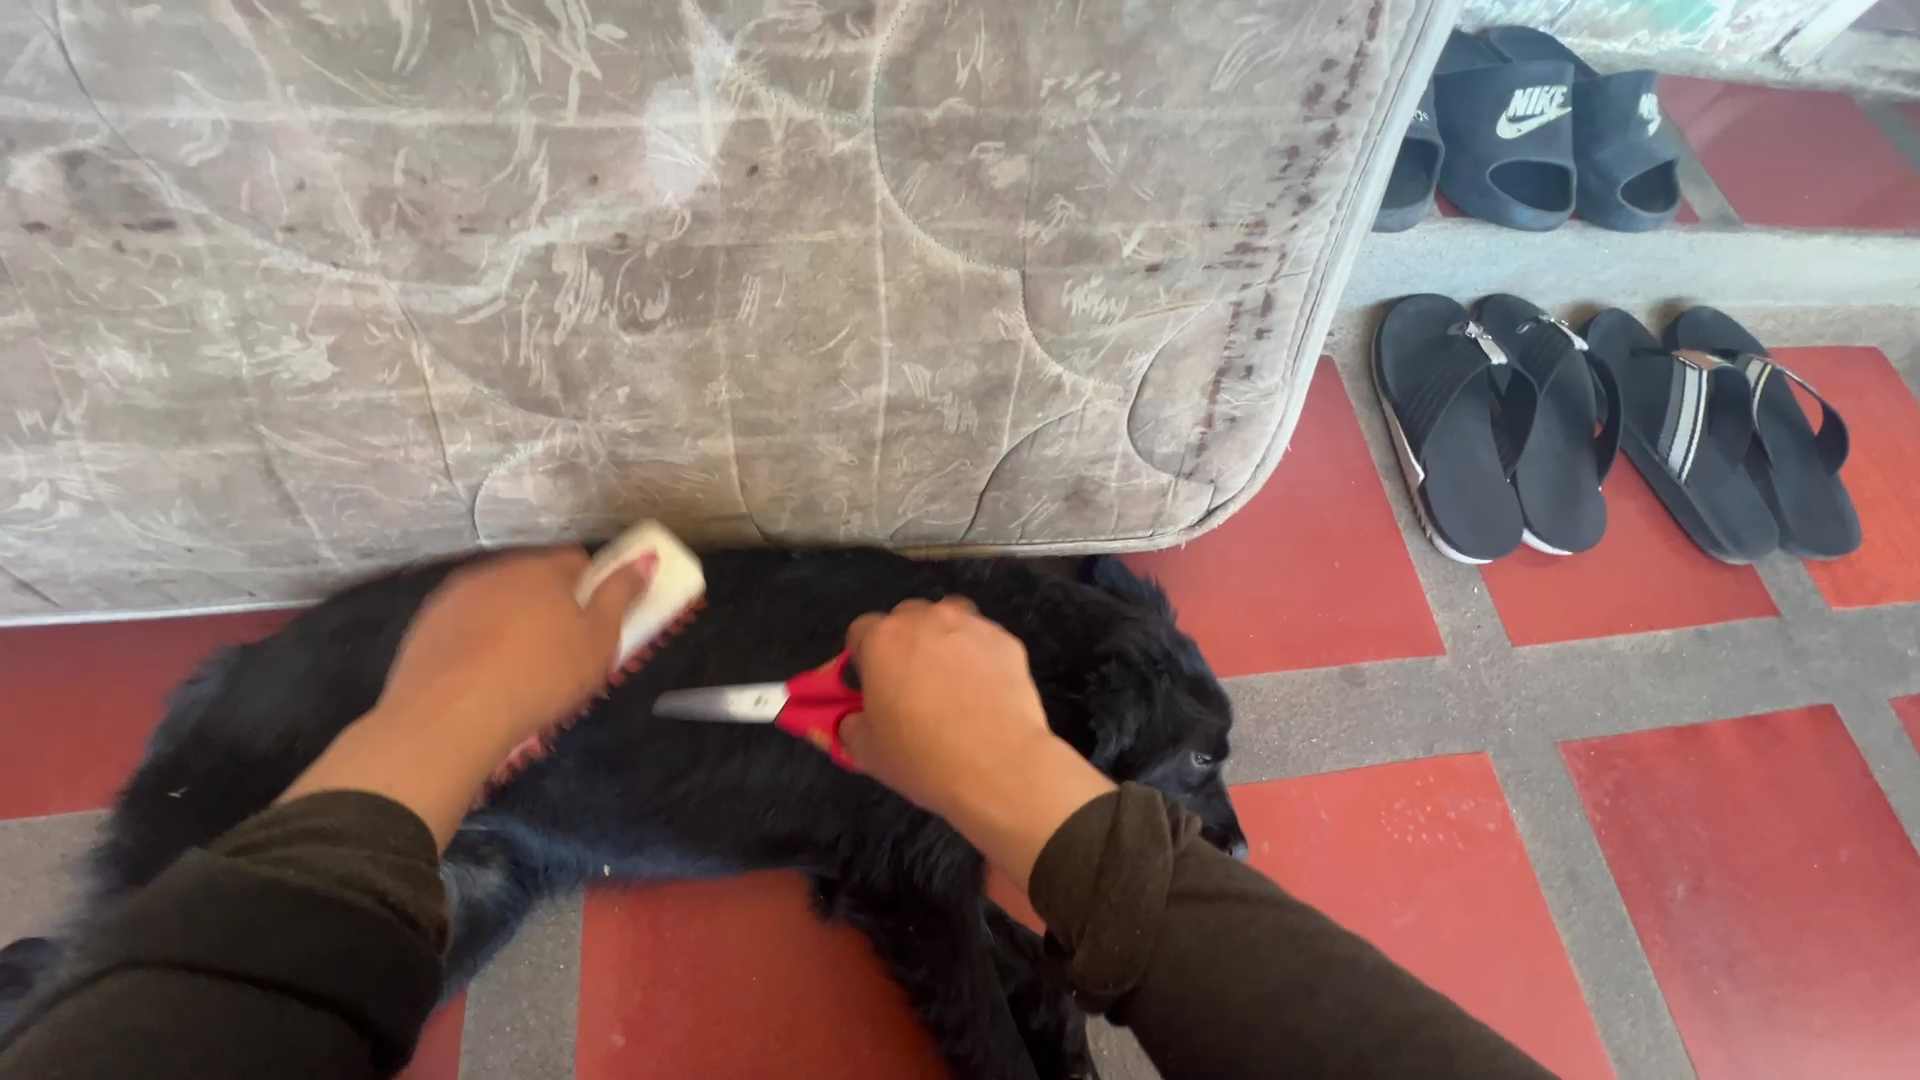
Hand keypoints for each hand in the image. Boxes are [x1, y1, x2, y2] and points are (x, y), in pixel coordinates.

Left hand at [279, 547, 652, 847]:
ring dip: (514, 621)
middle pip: (535, 579)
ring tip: (523, 667)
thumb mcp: (599, 638)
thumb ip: (622, 594)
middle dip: (552, 603)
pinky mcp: (424, 629)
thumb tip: (646, 558)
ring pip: (498, 601)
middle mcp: (494, 572)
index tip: (597, 620)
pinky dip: (480, 641)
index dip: (594, 587)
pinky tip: (486, 677)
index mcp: (540, 569)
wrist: (450, 719)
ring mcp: (452, 599)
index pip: (578, 560)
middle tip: (566, 647)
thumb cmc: (542, 675)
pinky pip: (466, 625)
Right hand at [841, 598, 1113, 888]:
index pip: (861, 630)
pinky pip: (983, 639)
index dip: (864, 656)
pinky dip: (979, 655)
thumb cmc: (923, 758)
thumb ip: (849, 725)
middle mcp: (926, 620)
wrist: (999, 766)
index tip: (874, 683)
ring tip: (951, 677)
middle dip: (905, 642)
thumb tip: (850, 719)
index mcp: (882, 639)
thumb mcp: (867, 752)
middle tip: (912, 683)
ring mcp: (971, 625)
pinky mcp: (1006, 639)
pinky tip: (986, 689)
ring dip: (943, 637)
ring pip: (949, 617)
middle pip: (906, 617)